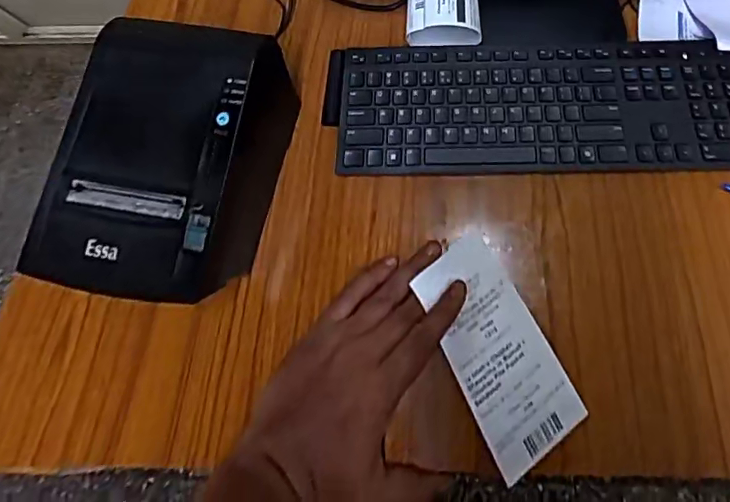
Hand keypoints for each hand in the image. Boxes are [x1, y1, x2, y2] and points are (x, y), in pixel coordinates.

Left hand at [203, 242, 467, 501]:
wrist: (271, 475)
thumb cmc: (322, 483)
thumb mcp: (376, 490)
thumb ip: (416, 483)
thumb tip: (448, 483)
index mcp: (382, 388)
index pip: (422, 340)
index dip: (443, 313)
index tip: (458, 290)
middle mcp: (363, 356)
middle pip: (405, 311)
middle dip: (430, 283)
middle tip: (447, 260)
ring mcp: (337, 341)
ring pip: (379, 298)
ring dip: (405, 273)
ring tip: (425, 252)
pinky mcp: (315, 336)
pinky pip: (346, 298)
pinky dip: (366, 279)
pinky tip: (383, 265)